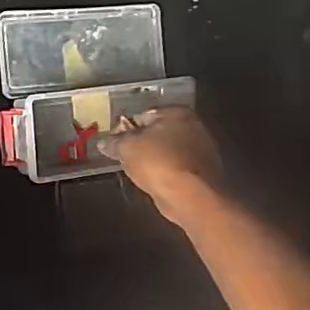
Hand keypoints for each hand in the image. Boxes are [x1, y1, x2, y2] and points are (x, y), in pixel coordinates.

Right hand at [97, 106, 222, 223]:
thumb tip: (104, 142)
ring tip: (139, 172)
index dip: (126, 128)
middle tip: (126, 157)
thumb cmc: (157, 163)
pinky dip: (167, 172)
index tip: (115, 142)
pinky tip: (156, 182)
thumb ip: (114, 142)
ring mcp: (203, 150)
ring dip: (155, 159)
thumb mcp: (126, 148)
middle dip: (142, 143)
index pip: (144, 115)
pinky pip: (178, 167)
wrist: (190, 197)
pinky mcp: (205, 172)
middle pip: (159, 132)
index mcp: (177, 112)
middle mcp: (195, 126)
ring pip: (169, 151)